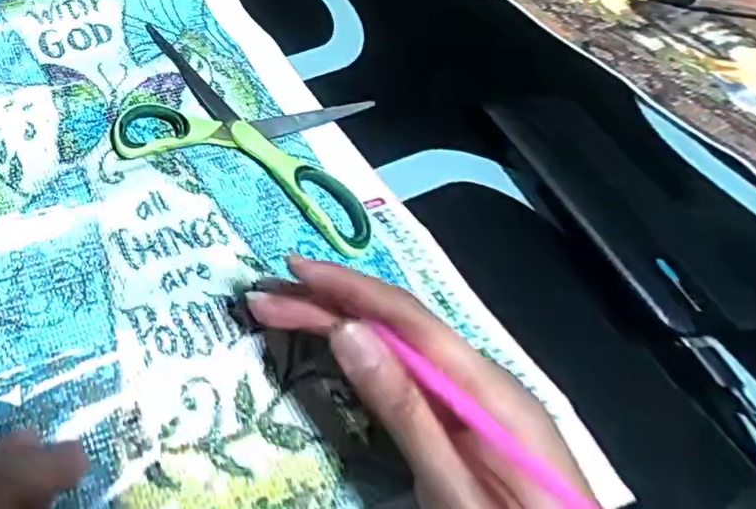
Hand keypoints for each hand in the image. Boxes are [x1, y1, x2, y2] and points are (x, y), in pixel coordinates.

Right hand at [246, 255, 591, 507]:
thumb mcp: (458, 498)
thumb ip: (405, 411)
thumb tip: (346, 329)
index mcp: (489, 390)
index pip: (406, 316)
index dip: (347, 286)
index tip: (294, 269)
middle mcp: (483, 379)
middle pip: (395, 323)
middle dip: (328, 303)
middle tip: (265, 298)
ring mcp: (478, 400)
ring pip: (398, 342)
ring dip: (340, 320)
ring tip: (286, 310)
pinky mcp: (469, 422)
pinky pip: (408, 370)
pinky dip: (364, 350)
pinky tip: (338, 340)